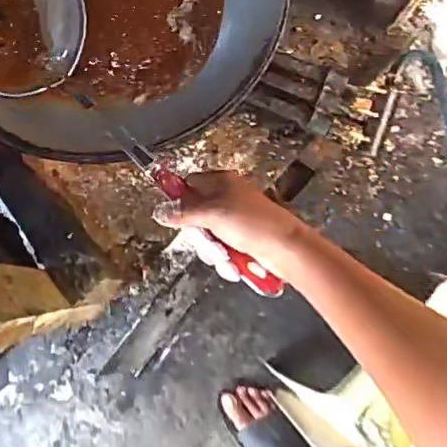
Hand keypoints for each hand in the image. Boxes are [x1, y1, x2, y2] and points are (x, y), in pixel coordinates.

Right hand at [152, 170, 309, 275]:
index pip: (188, 184)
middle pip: (195, 214)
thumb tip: (159, 211)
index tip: (175, 216)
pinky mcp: (242, 240)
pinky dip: (226, 259)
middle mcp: (226, 198)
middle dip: (200, 234)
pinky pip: (222, 248)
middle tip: (208, 241)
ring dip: (213, 250)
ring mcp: (234, 220)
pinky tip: (234, 264)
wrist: (288, 250)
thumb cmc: (252, 223)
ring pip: (208, 235)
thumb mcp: (212, 214)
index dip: (180, 199)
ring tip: (225, 257)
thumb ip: (183, 213)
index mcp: (220, 181)